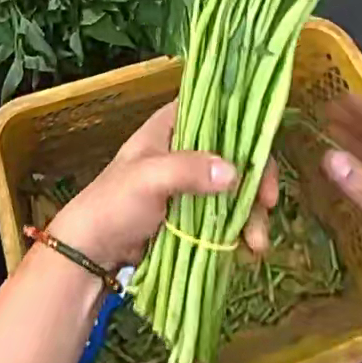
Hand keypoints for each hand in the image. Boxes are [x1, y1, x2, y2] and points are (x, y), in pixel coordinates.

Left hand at [48, 100, 279, 268]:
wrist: (93, 248)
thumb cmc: (114, 202)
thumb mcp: (147, 179)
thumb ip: (187, 170)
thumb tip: (234, 172)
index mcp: (173, 124)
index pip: (220, 112)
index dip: (247, 130)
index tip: (262, 161)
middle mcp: (187, 146)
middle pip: (237, 152)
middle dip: (256, 180)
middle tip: (268, 206)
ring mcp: (192, 180)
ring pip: (236, 186)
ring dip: (251, 212)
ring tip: (256, 244)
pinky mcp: (194, 210)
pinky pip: (227, 213)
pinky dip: (240, 228)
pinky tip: (247, 250)